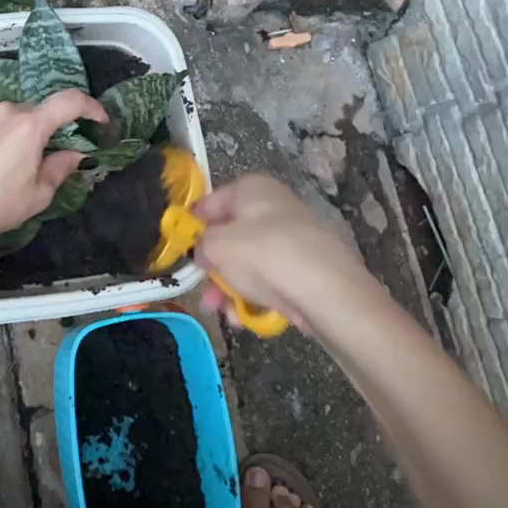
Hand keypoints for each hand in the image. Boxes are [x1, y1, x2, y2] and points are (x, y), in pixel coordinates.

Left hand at [0, 89, 107, 252]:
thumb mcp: (37, 196)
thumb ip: (59, 169)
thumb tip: (74, 154)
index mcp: (31, 126)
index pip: (70, 102)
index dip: (90, 107)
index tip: (100, 120)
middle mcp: (5, 111)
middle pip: (36, 112)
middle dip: (46, 129)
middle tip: (44, 155)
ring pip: (7, 113)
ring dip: (15, 127)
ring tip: (8, 155)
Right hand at [194, 175, 379, 330]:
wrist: (325, 289)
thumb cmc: (262, 254)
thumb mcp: (215, 246)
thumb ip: (200, 245)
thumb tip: (204, 252)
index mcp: (251, 188)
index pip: (210, 203)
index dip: (192, 227)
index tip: (182, 253)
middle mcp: (273, 206)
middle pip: (231, 236)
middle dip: (214, 269)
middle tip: (204, 294)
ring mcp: (292, 237)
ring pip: (249, 262)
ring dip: (231, 289)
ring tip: (225, 314)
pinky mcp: (306, 267)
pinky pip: (271, 279)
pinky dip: (256, 296)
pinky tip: (247, 319)